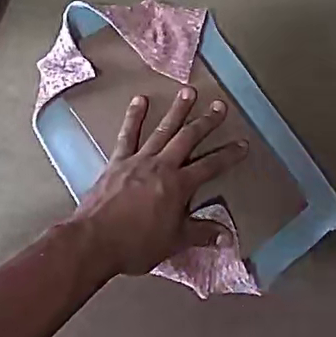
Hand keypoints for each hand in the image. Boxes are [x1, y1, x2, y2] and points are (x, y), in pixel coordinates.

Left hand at [68, 87, 248, 279]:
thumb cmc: (136, 244)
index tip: (243, 144)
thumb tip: (227, 237)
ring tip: (189, 92)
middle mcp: (162, 166)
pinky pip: (128, 135)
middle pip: (189, 138)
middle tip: (220, 106)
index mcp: (179, 185)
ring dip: (177, 110)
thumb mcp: (175, 241)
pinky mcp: (117, 162)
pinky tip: (141, 100)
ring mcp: (139, 160)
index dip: (229, 155)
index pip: (211, 166)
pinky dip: (135, 116)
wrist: (92, 242)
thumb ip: (202, 233)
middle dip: (207, 122)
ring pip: (163, 130)